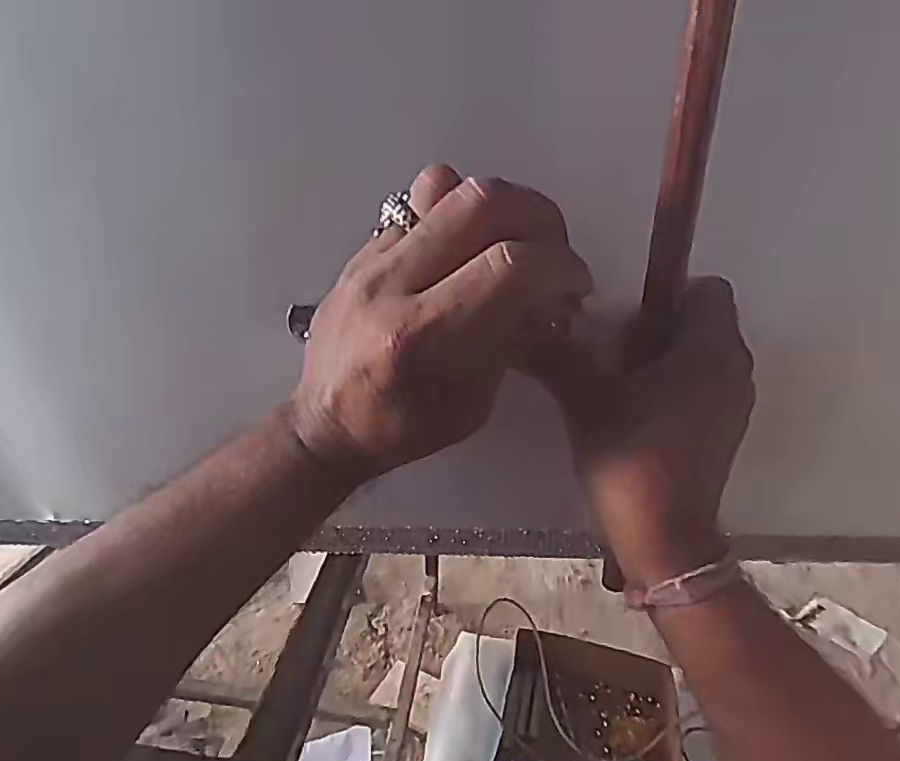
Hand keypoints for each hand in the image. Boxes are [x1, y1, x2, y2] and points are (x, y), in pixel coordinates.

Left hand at [287, 164, 593, 476]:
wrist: (324, 425)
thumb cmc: (395, 432)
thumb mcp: (466, 409)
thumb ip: (508, 347)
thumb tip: (548, 299)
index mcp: (415, 337)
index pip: (506, 268)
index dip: (560, 268)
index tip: (575, 286)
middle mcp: (389, 286)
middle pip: (482, 204)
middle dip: (540, 220)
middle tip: (553, 254)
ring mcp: (369, 261)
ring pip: (448, 189)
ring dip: (503, 207)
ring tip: (515, 243)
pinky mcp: (361, 252)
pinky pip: (419, 205)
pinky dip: (460, 217)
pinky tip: (467, 253)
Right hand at [533, 277, 754, 585]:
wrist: (662, 536)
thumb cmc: (629, 458)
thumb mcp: (585, 402)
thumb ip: (559, 359)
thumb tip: (526, 329)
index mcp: (711, 348)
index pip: (705, 289)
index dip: (662, 296)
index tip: (621, 327)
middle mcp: (735, 369)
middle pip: (699, 327)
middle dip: (654, 335)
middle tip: (607, 363)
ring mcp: (734, 406)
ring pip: (698, 364)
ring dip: (660, 369)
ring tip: (615, 397)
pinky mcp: (723, 436)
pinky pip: (699, 395)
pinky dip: (670, 398)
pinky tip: (633, 426)